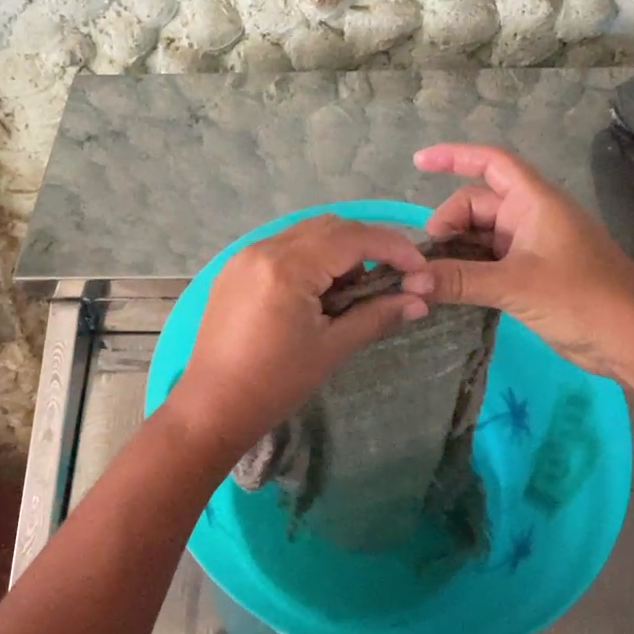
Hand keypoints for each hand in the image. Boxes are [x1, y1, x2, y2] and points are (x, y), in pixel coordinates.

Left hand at [161, 215, 428, 456]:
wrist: (212, 406)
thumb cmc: (275, 383)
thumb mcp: (332, 348)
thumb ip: (377, 316)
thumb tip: (420, 300)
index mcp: (288, 267)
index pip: (353, 238)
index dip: (394, 248)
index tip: (421, 271)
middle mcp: (264, 249)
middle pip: (331, 228)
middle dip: (369, 246)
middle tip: (397, 278)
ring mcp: (244, 256)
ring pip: (306, 235)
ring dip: (340, 251)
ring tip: (359, 290)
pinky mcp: (235, 270)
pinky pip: (283, 248)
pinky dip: (311, 259)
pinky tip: (322, 291)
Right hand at [401, 144, 633, 375]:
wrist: (633, 341)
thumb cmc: (583, 299)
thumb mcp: (515, 286)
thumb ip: (459, 280)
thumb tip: (408, 280)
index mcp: (535, 202)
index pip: (490, 163)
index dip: (454, 156)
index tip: (417, 162)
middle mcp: (532, 218)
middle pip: (477, 205)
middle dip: (447, 224)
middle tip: (422, 260)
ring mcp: (532, 248)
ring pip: (481, 237)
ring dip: (455, 252)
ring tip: (425, 276)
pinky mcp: (532, 277)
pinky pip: (489, 263)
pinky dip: (467, 272)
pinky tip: (446, 290)